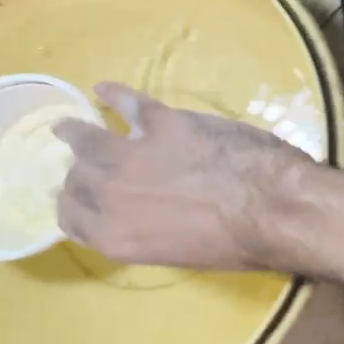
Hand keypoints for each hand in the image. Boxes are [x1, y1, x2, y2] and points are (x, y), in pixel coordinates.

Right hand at [54, 82, 312, 268]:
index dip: (78, 206)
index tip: (82, 198)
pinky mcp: (164, 124)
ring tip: (70, 127)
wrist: (272, 206)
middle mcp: (109, 196)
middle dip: (83, 174)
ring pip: (89, 140)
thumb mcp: (182, 253)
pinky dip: (116, 95)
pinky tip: (103, 89)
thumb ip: (151, 232)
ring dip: (78, 132)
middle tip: (88, 166)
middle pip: (79, 179)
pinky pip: (131, 104)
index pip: (73, 218)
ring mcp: (132, 155)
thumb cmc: (240, 243)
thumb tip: (151, 215)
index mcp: (115, 236)